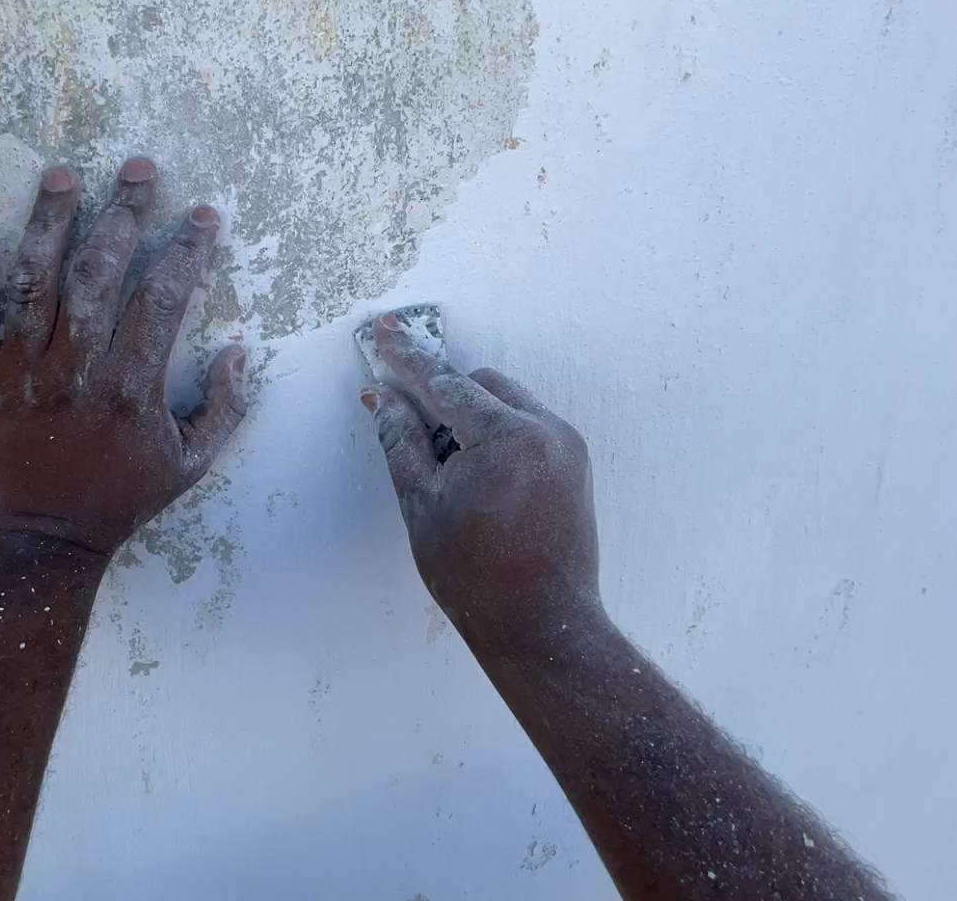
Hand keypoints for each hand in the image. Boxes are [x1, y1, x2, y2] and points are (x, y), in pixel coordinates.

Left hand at [0, 159, 248, 556]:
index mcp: (132, 388)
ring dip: (50, 224)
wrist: (42, 540)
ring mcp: (22, 374)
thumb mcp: (190, 467)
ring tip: (63, 176)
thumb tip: (238, 354)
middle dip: (123, 214)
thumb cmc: (119, 500)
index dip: (187, 252)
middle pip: (99, 274)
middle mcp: (76, 370)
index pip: (163, 300)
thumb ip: (224, 410)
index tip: (202, 216)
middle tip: (137, 168)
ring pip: (34, 284)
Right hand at [362, 313, 599, 655]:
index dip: (407, 356)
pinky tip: (474, 474)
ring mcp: (566, 446)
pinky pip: (525, 424)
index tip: (384, 329)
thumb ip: (400, 437)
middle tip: (409, 426)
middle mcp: (546, 430)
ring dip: (468, 414)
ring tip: (446, 467)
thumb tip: (382, 396)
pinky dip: (493, 432)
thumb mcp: (420, 501)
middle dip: (441, 395)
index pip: (444, 381)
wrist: (542, 627)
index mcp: (507, 436)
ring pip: (504, 401)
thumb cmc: (475, 573)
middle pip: (479, 383)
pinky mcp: (574, 464)